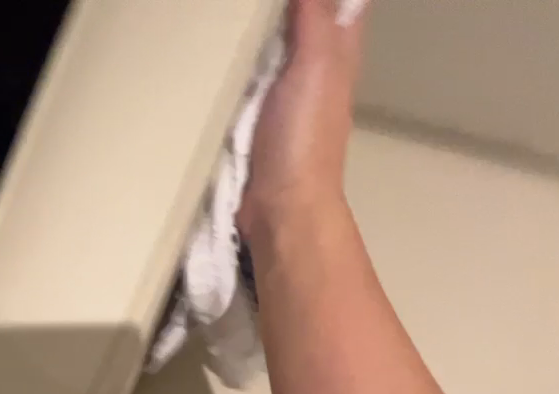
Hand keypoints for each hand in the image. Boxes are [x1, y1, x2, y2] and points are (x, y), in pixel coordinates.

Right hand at [242, 0, 367, 237]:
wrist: (280, 209)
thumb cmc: (303, 140)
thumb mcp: (315, 66)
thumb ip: (313, 21)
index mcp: (337, 54)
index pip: (342, 6)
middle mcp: (315, 75)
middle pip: (307, 27)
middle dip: (288, 12)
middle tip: (249, 5)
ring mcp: (284, 106)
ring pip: (275, 58)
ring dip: (258, 41)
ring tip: (229, 22)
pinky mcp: (255, 132)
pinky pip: (246, 91)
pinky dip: (235, 76)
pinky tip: (216, 69)